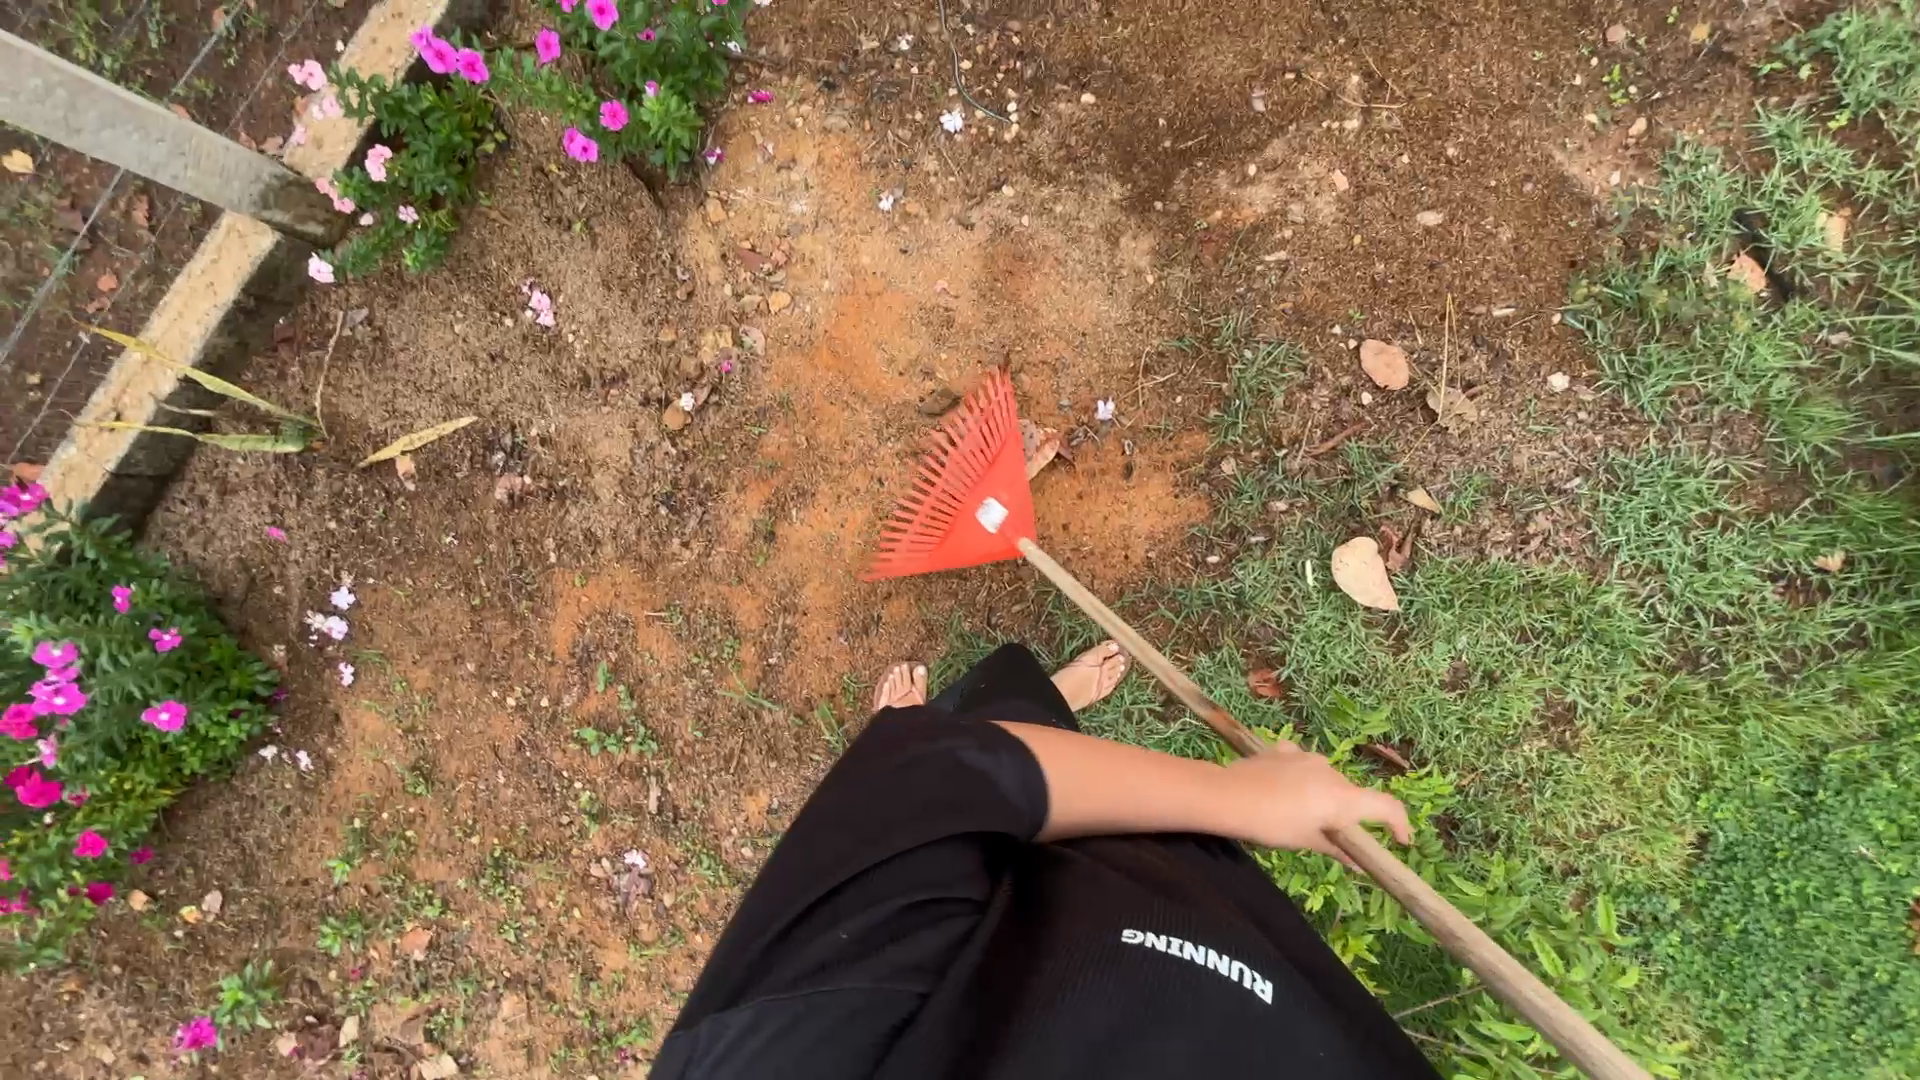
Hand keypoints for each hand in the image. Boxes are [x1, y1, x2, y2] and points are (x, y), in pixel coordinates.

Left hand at [1221, 743, 1411, 865]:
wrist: (1229, 796)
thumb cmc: (1272, 824)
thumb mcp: (1307, 841)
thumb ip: (1337, 849)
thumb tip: (1358, 864)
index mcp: (1344, 797)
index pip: (1387, 806)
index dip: (1400, 824)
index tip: (1400, 840)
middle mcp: (1331, 771)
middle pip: (1352, 793)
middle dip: (1348, 812)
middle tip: (1331, 831)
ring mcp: (1305, 756)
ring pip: (1326, 776)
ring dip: (1323, 792)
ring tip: (1301, 811)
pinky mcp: (1282, 749)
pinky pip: (1300, 761)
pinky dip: (1300, 774)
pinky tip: (1285, 785)